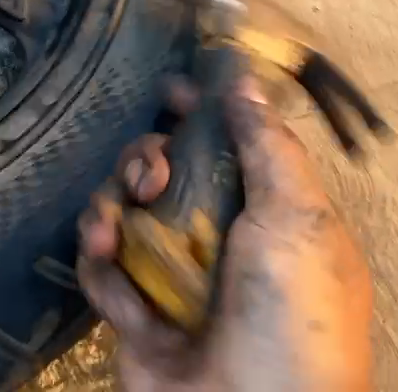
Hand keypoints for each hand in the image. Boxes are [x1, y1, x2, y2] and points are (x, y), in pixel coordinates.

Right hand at [76, 78, 373, 391]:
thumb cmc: (287, 317)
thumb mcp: (297, 223)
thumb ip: (268, 147)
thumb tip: (242, 80)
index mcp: (265, 215)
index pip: (225, 144)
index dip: (196, 112)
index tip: (169, 91)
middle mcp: (216, 236)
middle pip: (160, 167)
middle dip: (143, 162)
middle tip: (148, 182)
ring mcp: (170, 272)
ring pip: (121, 206)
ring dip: (109, 211)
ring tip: (111, 234)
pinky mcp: (131, 305)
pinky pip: (100, 261)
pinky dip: (102, 267)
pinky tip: (115, 284)